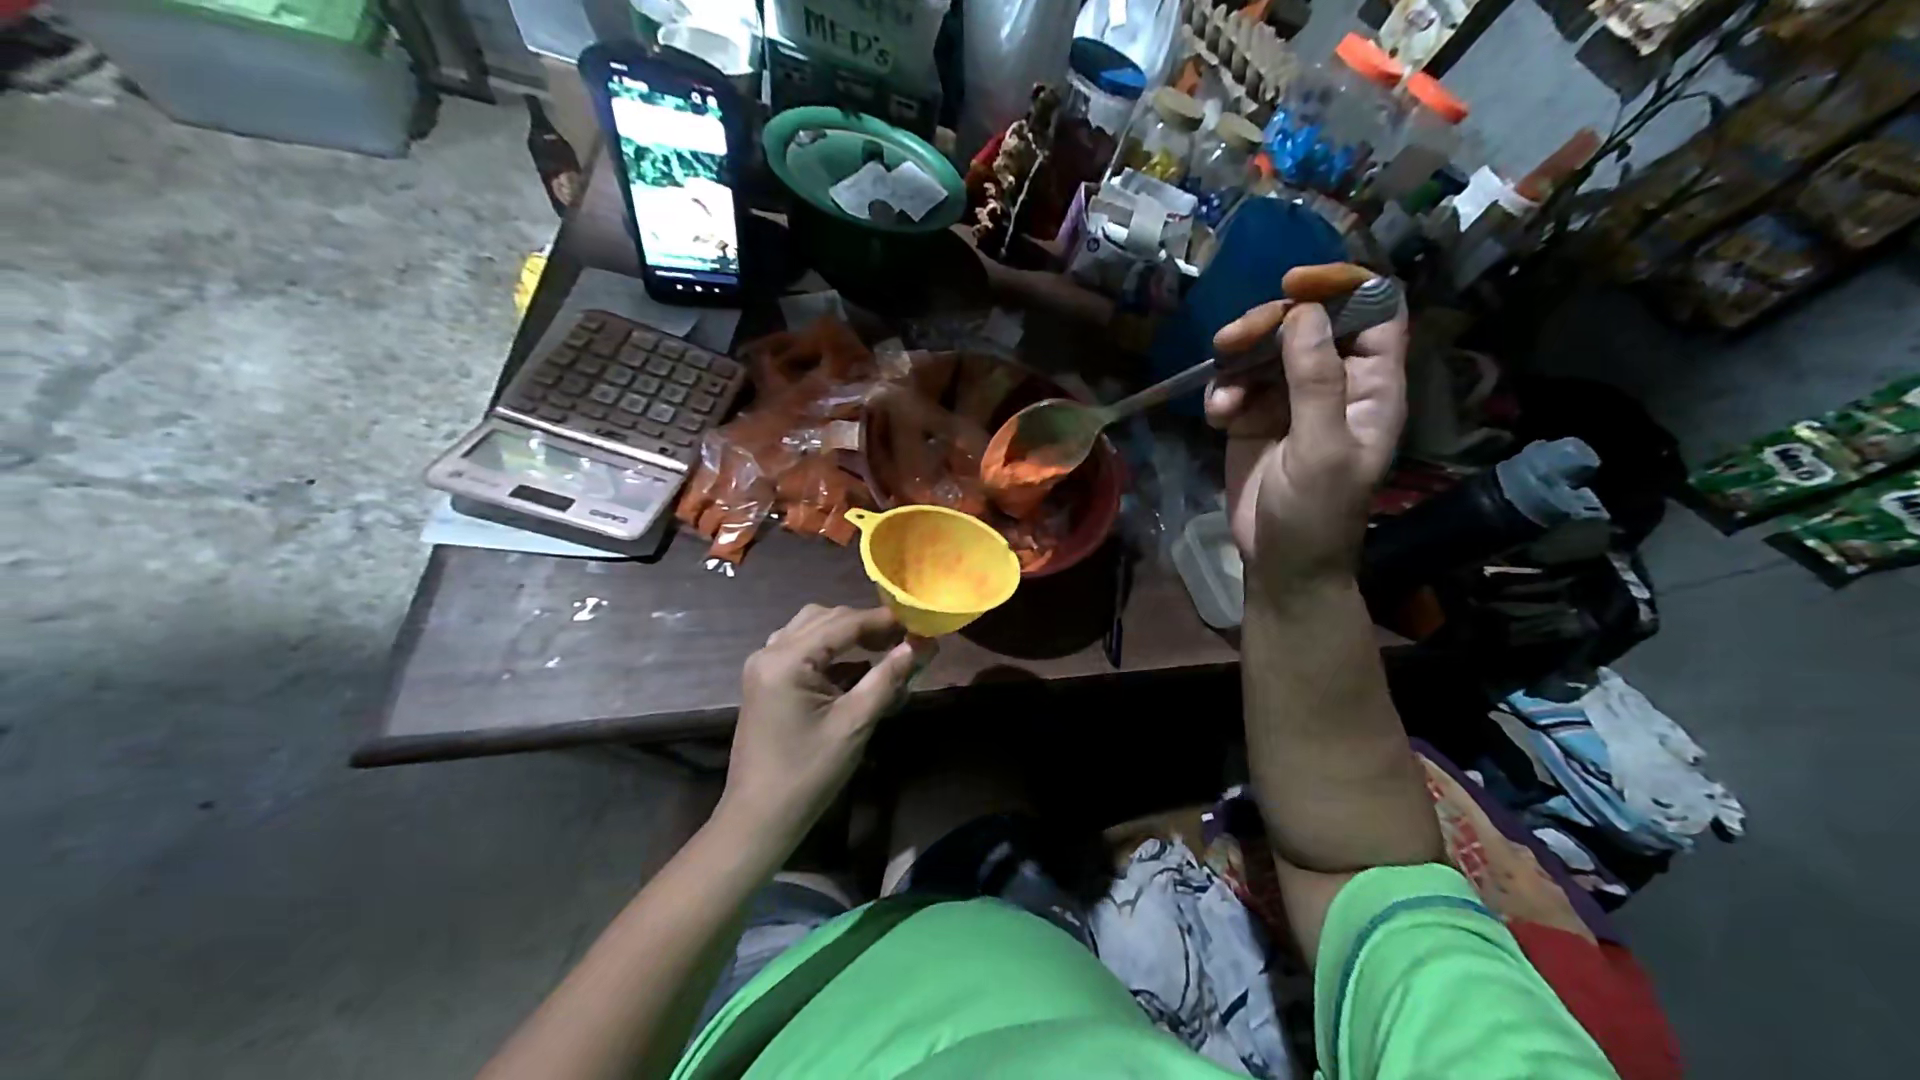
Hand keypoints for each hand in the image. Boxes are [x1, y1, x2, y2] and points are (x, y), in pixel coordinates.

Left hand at [717, 605, 933, 844]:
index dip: (884, 621)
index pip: (844, 623)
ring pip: (813, 629)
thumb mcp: (855, 723)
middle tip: (905, 640)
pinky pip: (802, 649)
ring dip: (848, 635)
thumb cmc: (808, 773)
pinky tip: (858, 668)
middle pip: (826, 619)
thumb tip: (922, 645)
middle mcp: (770, 651)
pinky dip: (832, 652)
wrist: (760, 817)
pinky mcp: (767, 680)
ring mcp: (764, 665)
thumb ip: (888, 678)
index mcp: (787, 659)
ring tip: (885, 649)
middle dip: (867, 626)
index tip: (919, 624)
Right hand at [1205, 300, 1407, 599]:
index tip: (1295, 286)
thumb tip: (1303, 313)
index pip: (1372, 312)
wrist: (1279, 563)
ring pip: (1265, 350)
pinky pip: (1235, 382)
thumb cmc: (1316, 513)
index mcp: (1371, 386)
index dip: (1341, 288)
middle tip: (1233, 339)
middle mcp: (1333, 383)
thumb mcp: (1321, 448)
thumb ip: (1315, 381)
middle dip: (1269, 325)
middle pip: (1307, 324)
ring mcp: (1289, 400)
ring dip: (1237, 360)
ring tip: (1221, 395)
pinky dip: (1222, 391)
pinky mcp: (1252, 417)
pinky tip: (1216, 415)